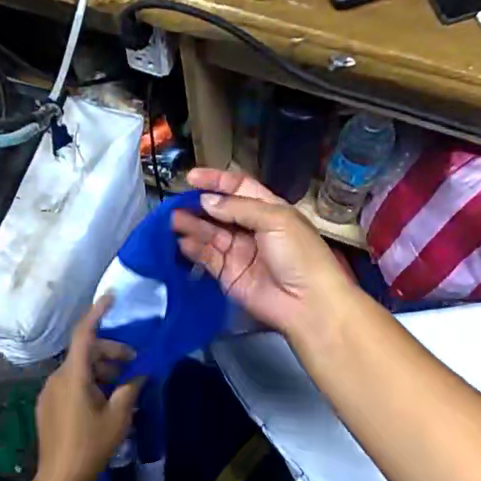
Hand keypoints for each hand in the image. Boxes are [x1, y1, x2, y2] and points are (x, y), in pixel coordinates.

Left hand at [29, 296, 141, 480]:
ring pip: (78, 369)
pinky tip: (105, 400)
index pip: (84, 333)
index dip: (97, 313)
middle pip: (85, 352)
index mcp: (73, 375)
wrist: (61, 479)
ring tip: (123, 387)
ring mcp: (49, 392)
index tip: (112, 298)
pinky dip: (89, 382)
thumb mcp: (119, 416)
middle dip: (111, 353)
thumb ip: (131, 387)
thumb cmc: (92, 445)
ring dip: (102, 370)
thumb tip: (143, 370)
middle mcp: (56, 377)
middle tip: (135, 365)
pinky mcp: (47, 406)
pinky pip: (70, 383)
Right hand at [171, 168, 355, 338]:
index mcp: (269, 209)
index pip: (239, 187)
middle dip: (199, 205)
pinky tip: (181, 242)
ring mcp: (239, 252)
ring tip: (172, 221)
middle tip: (177, 203)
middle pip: (220, 211)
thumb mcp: (276, 220)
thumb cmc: (300, 255)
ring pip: (210, 233)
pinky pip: (207, 258)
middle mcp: (252, 228)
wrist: (308, 303)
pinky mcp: (228, 274)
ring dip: (191, 225)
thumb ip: (238, 208)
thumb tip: (206, 201)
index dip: (216, 181)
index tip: (192, 178)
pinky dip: (193, 249)